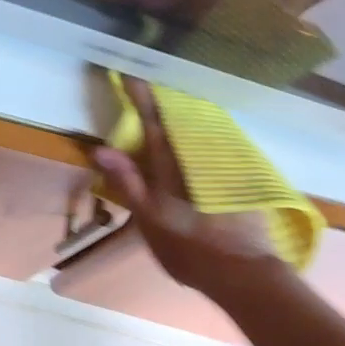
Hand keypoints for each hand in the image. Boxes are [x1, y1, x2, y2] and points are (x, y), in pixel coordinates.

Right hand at [92, 77, 285, 297]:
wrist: (244, 273)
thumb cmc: (189, 249)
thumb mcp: (148, 219)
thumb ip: (127, 181)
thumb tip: (100, 147)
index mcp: (171, 163)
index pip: (152, 120)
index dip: (140, 96)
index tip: (129, 72)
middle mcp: (197, 155)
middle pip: (179, 118)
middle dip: (164, 100)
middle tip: (152, 84)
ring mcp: (221, 164)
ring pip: (201, 128)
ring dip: (186, 114)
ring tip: (174, 104)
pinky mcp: (239, 176)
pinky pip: (217, 143)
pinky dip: (205, 133)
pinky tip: (202, 136)